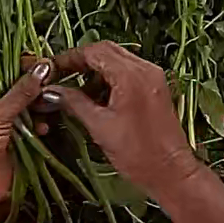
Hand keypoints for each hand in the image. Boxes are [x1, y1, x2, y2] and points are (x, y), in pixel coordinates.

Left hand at [0, 62, 50, 216]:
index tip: (38, 63)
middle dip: (31, 87)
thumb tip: (43, 67)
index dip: (16, 66)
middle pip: (12, 88)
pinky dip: (38, 124)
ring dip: (37, 106)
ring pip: (23, 107)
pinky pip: (30, 125)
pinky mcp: (12, 140)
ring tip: (47, 104)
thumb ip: (21, 91)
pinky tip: (44, 126)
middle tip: (49, 81)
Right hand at [37, 42, 205, 193]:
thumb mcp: (100, 127)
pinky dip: (111, 79)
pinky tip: (97, 98)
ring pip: (118, 60)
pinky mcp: (156, 87)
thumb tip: (52, 91)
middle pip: (106, 51)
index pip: (94, 51)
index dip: (69, 58)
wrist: (171, 171)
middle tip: (61, 76)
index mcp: (131, 76)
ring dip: (96, 71)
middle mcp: (146, 69)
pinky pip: (129, 72)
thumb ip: (74, 103)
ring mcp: (153, 77)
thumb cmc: (138, 153)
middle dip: (81, 61)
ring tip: (76, 92)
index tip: (52, 69)